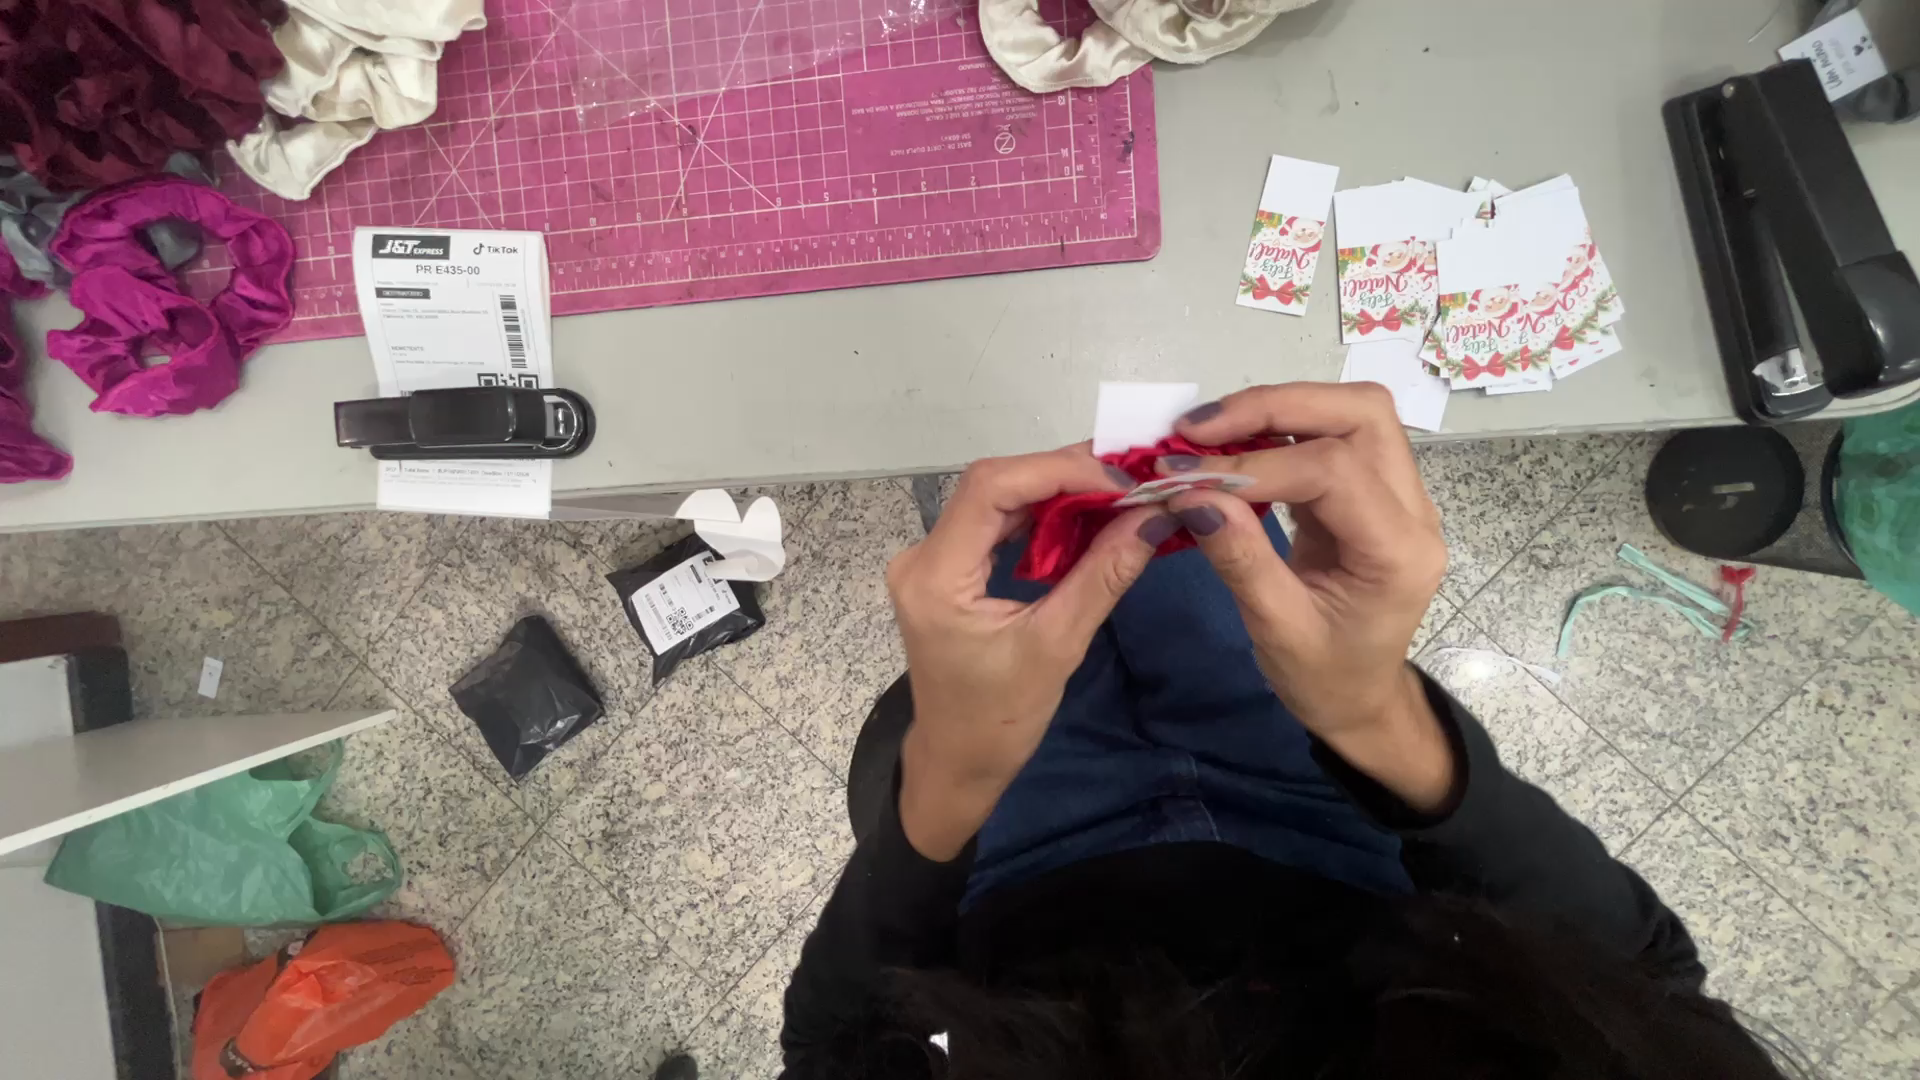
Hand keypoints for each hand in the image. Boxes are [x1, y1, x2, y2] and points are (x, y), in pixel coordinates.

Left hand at [887, 447, 1171, 859]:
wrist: (956, 760)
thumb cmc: (999, 721)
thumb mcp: (1057, 647)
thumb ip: (1103, 576)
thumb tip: (1153, 518)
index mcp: (936, 577)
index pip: (991, 488)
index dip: (1057, 470)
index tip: (1120, 479)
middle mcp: (922, 556)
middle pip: (992, 485)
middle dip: (1062, 474)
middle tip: (1129, 477)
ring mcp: (930, 560)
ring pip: (994, 498)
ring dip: (1055, 490)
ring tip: (1116, 490)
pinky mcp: (946, 568)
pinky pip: (994, 523)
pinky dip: (1040, 514)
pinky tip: (1082, 514)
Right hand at [1161, 383, 1455, 810]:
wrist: (1360, 697)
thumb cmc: (1323, 676)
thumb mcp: (1275, 628)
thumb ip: (1239, 557)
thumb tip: (1190, 496)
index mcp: (1397, 551)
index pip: (1332, 470)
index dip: (1255, 463)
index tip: (1184, 475)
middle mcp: (1411, 509)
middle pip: (1360, 413)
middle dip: (1274, 405)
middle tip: (1196, 428)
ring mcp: (1395, 494)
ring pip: (1349, 412)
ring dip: (1275, 407)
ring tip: (1206, 430)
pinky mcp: (1367, 492)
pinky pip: (1329, 435)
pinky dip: (1276, 428)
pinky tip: (1230, 444)